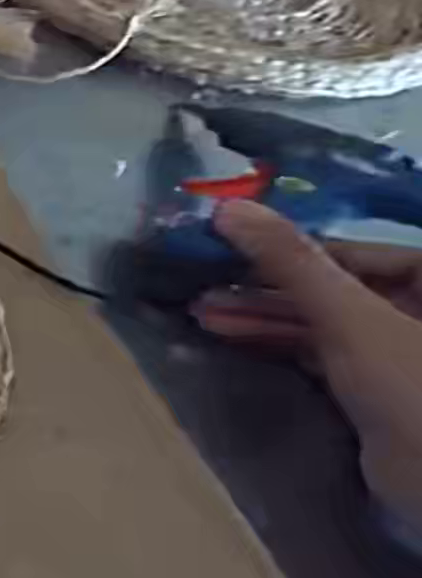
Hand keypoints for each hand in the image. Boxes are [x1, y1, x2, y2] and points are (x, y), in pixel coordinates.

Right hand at [193, 201, 421, 527]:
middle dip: (265, 286)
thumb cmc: (421, 394)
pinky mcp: (392, 389)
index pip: (363, 251)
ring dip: (261, 313)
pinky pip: (328, 349)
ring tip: (200, 313)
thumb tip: (225, 204)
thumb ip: (291, 261)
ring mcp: (409, 355)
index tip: (227, 243)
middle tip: (201, 280)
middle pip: (338, 285)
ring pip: (327, 319)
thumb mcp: (352, 321)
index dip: (293, 246)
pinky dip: (278, 340)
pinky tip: (226, 335)